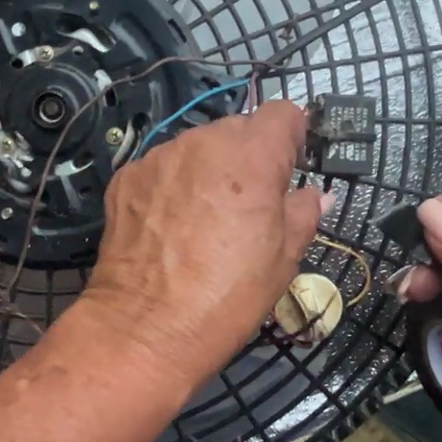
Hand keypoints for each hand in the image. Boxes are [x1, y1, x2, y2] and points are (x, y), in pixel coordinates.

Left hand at [77, 99, 326, 388]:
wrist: (145, 329)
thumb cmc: (228, 296)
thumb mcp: (284, 259)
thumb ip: (303, 213)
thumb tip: (314, 194)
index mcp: (252, 157)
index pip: (282, 112)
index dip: (291, 135)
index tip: (291, 162)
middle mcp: (204, 143)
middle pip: (237, 130)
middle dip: (248, 157)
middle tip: (249, 203)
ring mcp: (160, 157)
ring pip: (197, 148)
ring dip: (208, 169)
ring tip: (204, 218)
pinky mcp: (126, 177)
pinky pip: (162, 168)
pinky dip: (171, 186)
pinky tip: (170, 225)